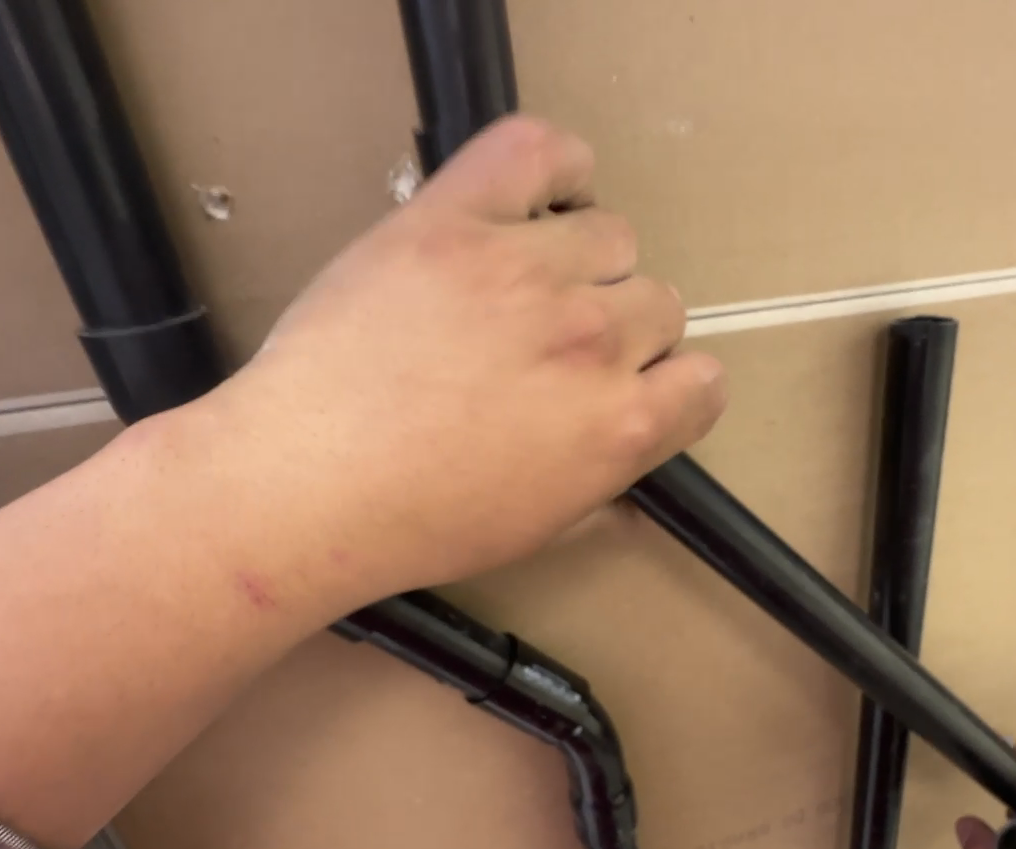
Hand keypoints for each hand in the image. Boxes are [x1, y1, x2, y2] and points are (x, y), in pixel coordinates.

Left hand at [189, 116, 725, 607]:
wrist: (308, 483)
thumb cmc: (423, 521)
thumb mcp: (540, 529)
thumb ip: (609, 488)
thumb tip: (635, 471)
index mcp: (622, 425)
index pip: (707, 382)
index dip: (675, 390)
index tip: (638, 393)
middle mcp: (595, 342)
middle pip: (662, 305)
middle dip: (625, 333)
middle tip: (560, 354)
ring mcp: (529, 272)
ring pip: (613, 237)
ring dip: (586, 266)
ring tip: (527, 291)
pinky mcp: (457, 220)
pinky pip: (540, 151)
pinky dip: (558, 166)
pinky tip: (541, 199)